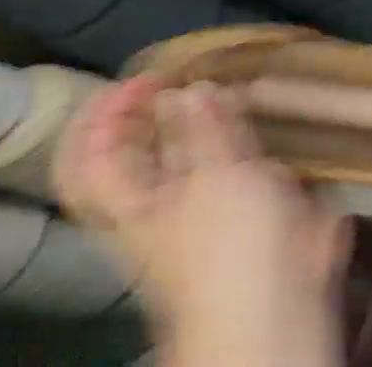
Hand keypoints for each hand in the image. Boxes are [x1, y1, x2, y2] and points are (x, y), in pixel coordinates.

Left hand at [55, 78, 347, 366]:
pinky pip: (247, 167)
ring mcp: (209, 208)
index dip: (108, 113)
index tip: (147, 74)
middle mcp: (161, 203)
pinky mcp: (255, 210)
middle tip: (190, 76)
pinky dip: (255, 142)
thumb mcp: (213, 177)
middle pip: (145, 154)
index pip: (93, 155)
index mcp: (132, 201)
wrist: (278, 297)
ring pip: (199, 157)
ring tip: (236, 90)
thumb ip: (203, 131)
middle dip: (161, 114)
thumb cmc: (229, 241)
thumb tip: (188, 89)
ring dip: (213, 124)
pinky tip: (276, 124)